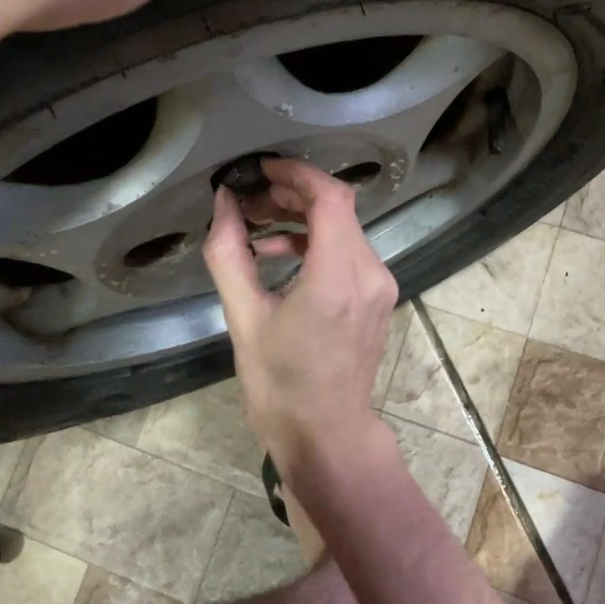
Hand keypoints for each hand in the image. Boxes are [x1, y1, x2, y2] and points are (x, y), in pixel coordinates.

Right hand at [202, 159, 398, 475]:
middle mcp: (370, 274)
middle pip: (338, 210)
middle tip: (249, 199)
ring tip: (256, 225)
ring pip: (345, 230)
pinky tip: (280, 254)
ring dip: (303, 219)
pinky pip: (350, 254)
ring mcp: (381, 287)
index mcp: (337, 278)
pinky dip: (318, 244)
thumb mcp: (243, 318)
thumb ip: (230, 254)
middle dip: (292, 195)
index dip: (297, 173)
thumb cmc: (279, 385)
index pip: (330, 198)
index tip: (261, 170)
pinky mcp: (380, 298)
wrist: (326, 433)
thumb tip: (224, 205)